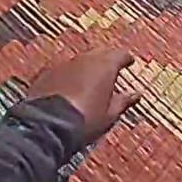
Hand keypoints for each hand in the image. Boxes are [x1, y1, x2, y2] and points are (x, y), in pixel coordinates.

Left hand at [26, 48, 140, 144]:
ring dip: (86, 68)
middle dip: (106, 60)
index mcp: (106, 65)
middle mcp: (86, 59)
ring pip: (80, 61)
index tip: (129, 62)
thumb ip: (123, 101)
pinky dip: (68, 77)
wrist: (45, 127)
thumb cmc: (84, 120)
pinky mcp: (46, 75)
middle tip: (110, 70)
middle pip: (101, 53)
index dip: (126, 58)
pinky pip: (62, 71)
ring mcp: (64, 65)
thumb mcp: (109, 114)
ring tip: (88, 81)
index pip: (121, 54)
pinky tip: (67, 89)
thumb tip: (136, 95)